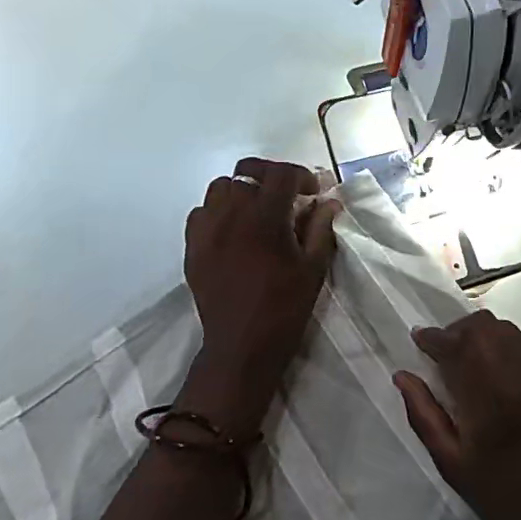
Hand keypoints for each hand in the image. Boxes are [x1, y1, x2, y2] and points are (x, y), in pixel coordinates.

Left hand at [177, 158, 339, 434]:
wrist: (242, 347)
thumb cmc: (284, 309)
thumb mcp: (313, 268)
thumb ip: (320, 227)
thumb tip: (328, 200)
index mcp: (264, 218)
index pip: (281, 174)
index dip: (301, 175)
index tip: (311, 192)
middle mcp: (231, 214)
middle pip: (247, 172)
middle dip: (270, 177)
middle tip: (285, 195)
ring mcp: (207, 229)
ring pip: (220, 187)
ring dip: (241, 191)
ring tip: (255, 211)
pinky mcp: (192, 245)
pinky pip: (201, 212)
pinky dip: (217, 212)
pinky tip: (231, 230)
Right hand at [393, 312, 520, 519]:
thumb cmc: (504, 498)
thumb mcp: (452, 466)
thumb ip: (423, 415)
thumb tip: (402, 375)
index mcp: (490, 402)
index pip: (457, 345)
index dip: (433, 337)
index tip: (419, 342)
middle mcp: (520, 380)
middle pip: (483, 327)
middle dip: (455, 330)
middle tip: (441, 352)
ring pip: (505, 329)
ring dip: (478, 334)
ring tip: (464, 358)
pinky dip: (499, 347)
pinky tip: (491, 373)